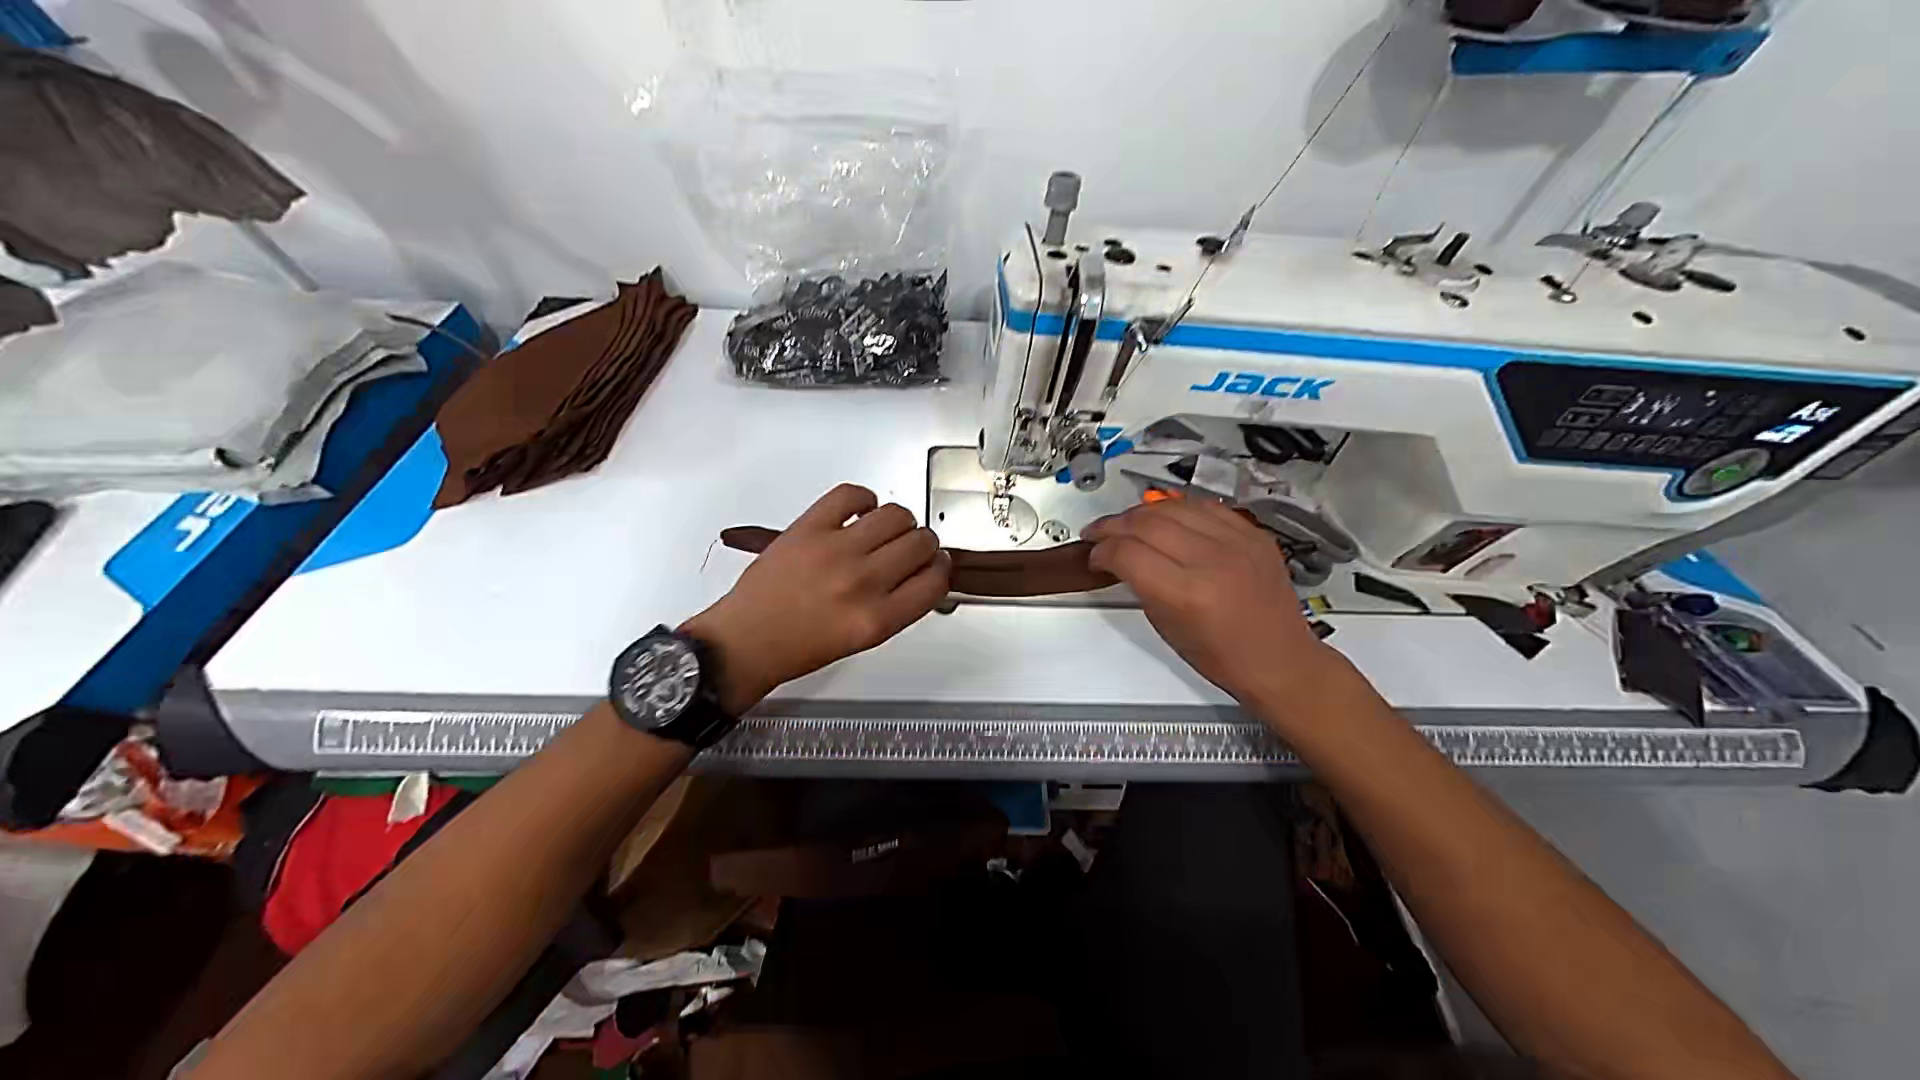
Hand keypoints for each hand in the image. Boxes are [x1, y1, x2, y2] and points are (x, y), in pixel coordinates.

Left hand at [685, 484, 950, 712]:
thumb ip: (897, 606)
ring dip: (900, 521)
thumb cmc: (798, 646)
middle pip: (921, 543)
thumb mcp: (863, 639)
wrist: (746, 641)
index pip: (934, 581)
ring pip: (896, 514)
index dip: (941, 569)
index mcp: (877, 619)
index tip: (937, 564)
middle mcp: (861, 583)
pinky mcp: (809, 528)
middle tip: (913, 547)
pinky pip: (852, 495)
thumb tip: (922, 575)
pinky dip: (863, 498)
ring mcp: (834, 551)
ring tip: (888, 530)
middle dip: (924, 545)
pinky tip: (861, 512)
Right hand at [1082, 498, 1338, 714]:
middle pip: (1145, 523)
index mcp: (1187, 593)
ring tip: (1127, 523)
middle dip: (1113, 526)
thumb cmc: (1223, 657)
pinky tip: (1165, 516)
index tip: (1094, 556)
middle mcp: (1213, 560)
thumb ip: (1142, 586)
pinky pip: (1206, 506)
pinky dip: (1178, 508)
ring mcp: (1237, 542)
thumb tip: (1121, 558)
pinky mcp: (1253, 533)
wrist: (1280, 659)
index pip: (1127, 553)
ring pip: (1173, 506)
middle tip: (1099, 534)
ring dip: (1141, 512)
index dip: (1101, 551)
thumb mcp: (1167, 627)